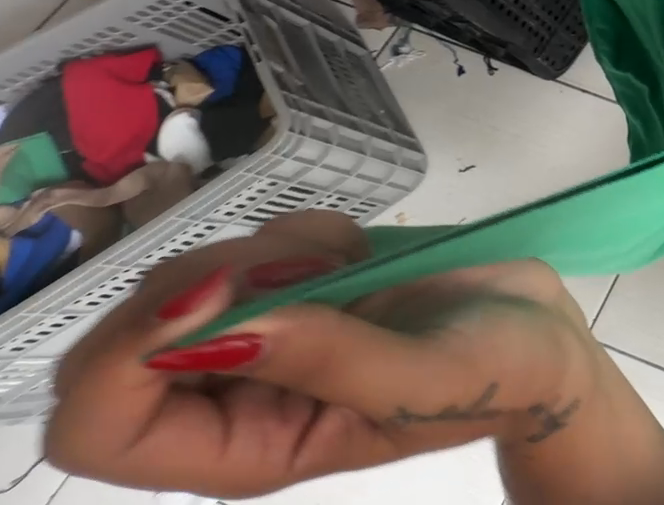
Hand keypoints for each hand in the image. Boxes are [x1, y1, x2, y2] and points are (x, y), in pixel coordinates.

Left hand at [46, 212, 612, 498]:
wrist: (547, 336)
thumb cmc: (495, 375)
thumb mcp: (419, 383)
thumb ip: (328, 363)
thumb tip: (218, 335)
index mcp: (246, 448)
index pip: (101, 428)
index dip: (126, 357)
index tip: (218, 292)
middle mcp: (237, 393)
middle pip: (136, 334)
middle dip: (219, 281)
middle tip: (315, 265)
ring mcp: (272, 330)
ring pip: (199, 272)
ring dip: (274, 250)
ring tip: (355, 264)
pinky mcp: (310, 281)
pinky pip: (265, 237)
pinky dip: (310, 230)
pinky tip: (364, 254)